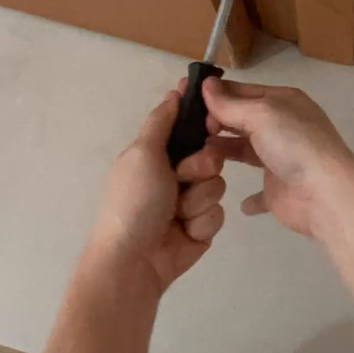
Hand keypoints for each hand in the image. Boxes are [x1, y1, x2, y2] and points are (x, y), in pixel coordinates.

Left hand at [88, 86, 226, 295]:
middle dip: (202, 166)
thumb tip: (174, 92)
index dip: (202, 122)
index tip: (212, 122)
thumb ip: (161, 121)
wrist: (134, 261)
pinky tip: (185, 231)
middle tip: (182, 177)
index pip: (187, 126)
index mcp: (157, 153)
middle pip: (211, 154)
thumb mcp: (142, 153)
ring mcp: (190, 201)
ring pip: (218, 184)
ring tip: (177, 213)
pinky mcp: (202, 226)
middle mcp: (175, 173)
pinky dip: (202, 221)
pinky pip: (219, 212)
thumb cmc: (134, 201)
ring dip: (199, 199)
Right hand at [200, 79, 353, 237]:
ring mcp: (281, 158)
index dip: (216, 94)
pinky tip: (229, 195)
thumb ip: (231, 104)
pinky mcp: (278, 188)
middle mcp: (283, 126)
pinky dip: (247, 196)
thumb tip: (205, 84)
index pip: (244, 91)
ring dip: (223, 151)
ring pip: (245, 151)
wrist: (324, 193)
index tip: (186, 99)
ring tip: (196, 153)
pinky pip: (258, 192)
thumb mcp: (261, 114)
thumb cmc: (293, 144)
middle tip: (186, 128)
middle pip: (243, 120)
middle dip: (217, 121)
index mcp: (283, 101)